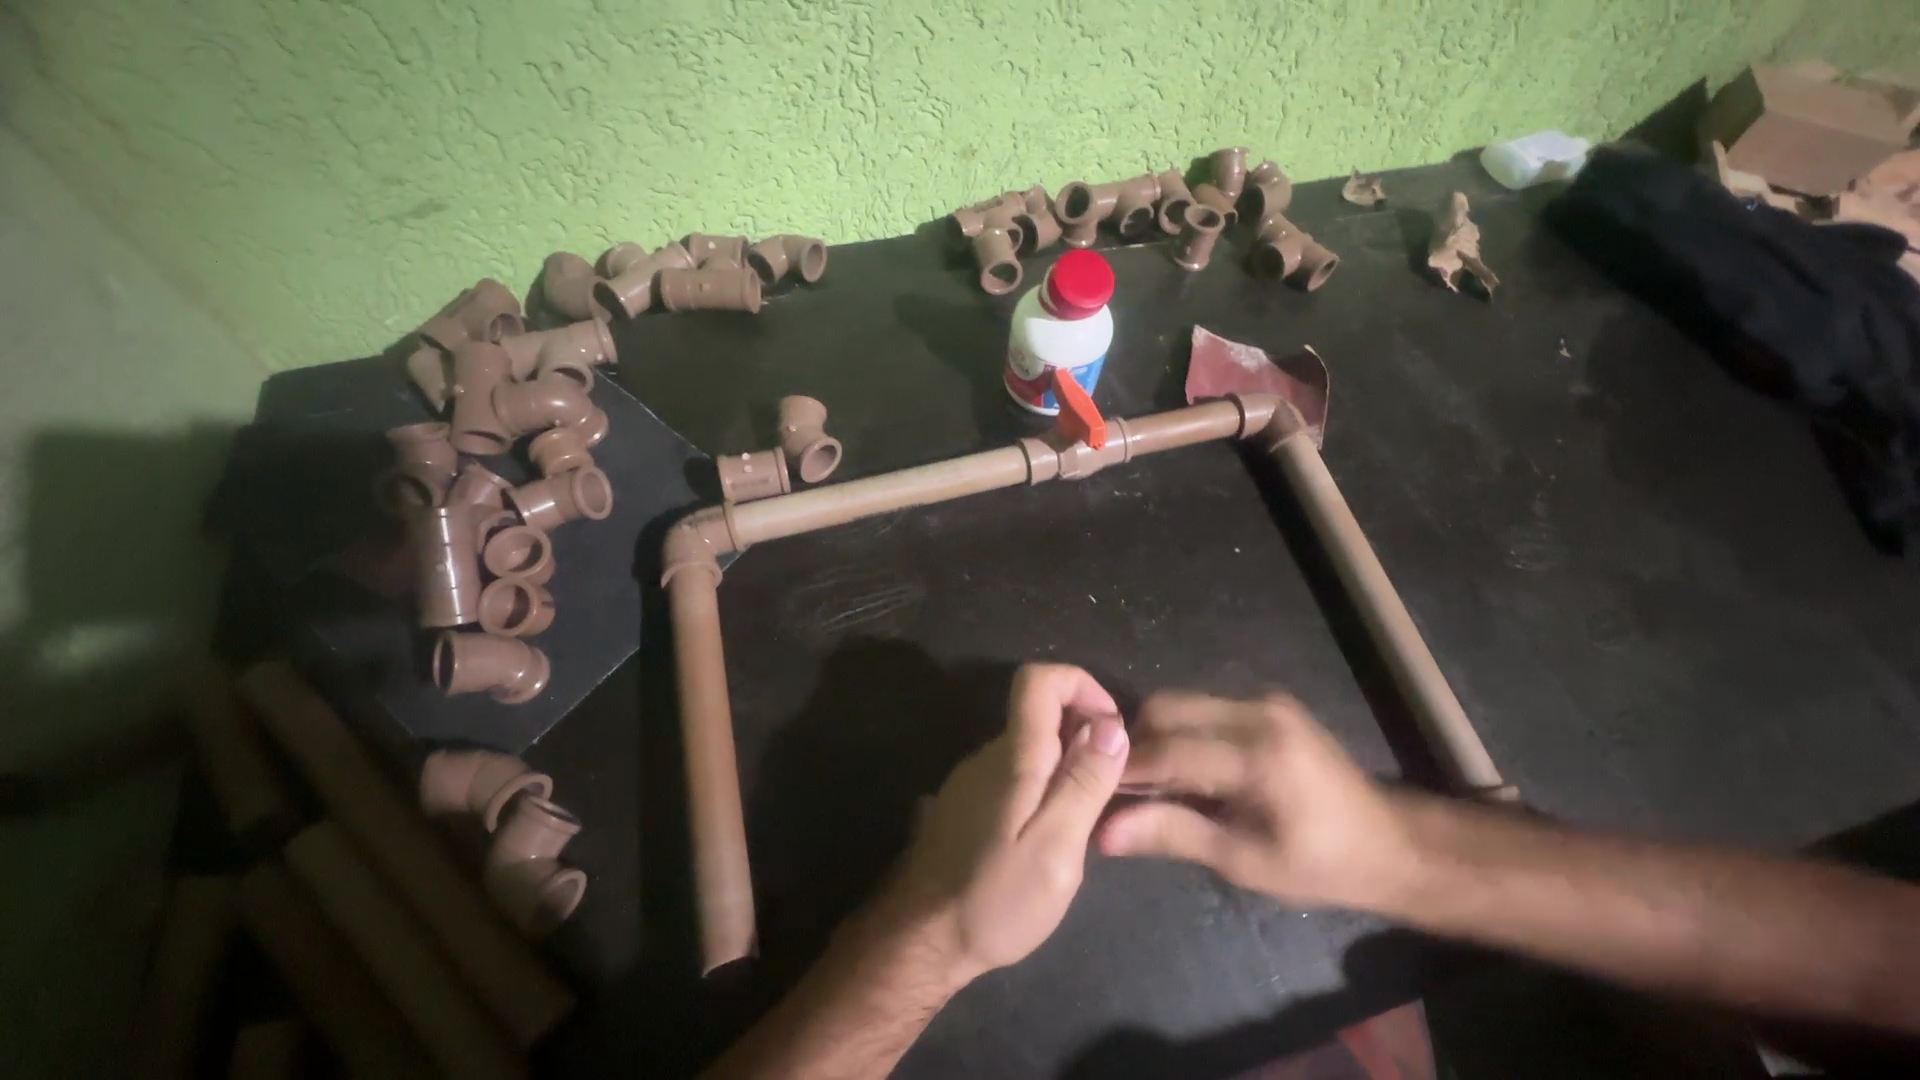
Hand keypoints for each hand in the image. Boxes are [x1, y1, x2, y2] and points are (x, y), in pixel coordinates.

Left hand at [880, 664, 1129, 982]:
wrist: (921, 940)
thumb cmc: (995, 898)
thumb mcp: (1056, 847)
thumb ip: (1083, 782)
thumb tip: (1111, 725)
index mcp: (1013, 756)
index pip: (1039, 679)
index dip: (1083, 686)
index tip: (1113, 731)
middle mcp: (988, 754)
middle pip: (1041, 712)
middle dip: (1085, 735)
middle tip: (1111, 790)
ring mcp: (973, 779)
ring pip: (1031, 747)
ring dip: (1066, 767)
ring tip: (1085, 822)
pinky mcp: (967, 804)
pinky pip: (1015, 775)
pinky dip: (1043, 788)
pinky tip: (1049, 837)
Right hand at [1099, 692, 1412, 909]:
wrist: (1392, 843)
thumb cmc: (1320, 865)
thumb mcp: (1244, 861)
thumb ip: (1173, 833)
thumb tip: (1104, 832)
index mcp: (1258, 755)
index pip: (1169, 750)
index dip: (1125, 770)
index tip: (1093, 789)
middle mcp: (1258, 713)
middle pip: (1167, 708)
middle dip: (1135, 744)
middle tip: (1120, 786)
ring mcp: (1265, 702)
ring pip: (1182, 702)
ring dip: (1156, 735)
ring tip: (1149, 781)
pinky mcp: (1268, 703)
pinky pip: (1204, 707)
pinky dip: (1182, 732)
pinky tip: (1183, 769)